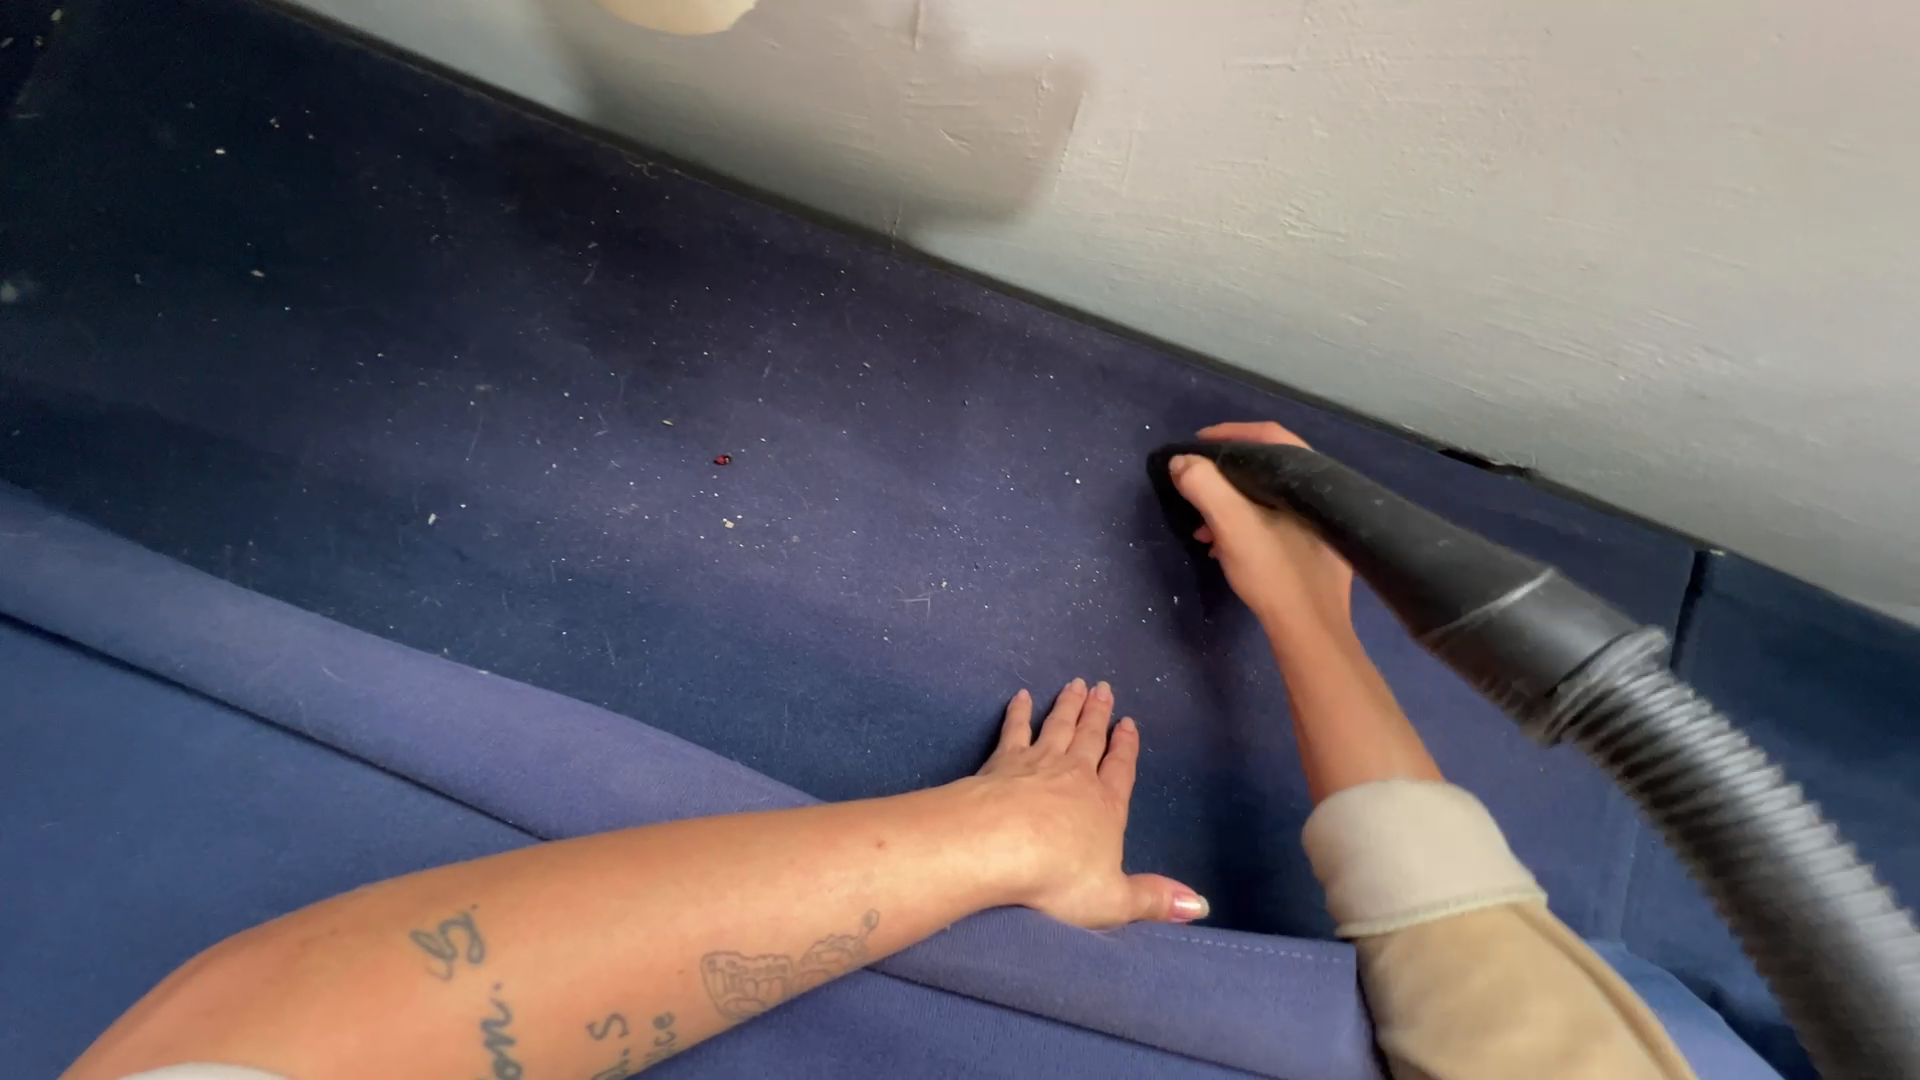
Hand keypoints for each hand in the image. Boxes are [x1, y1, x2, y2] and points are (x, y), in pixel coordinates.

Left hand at [967, 679, 1206, 928]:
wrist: (998, 844)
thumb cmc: (1058, 877)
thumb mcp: (1114, 900)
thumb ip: (1154, 900)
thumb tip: (1200, 906)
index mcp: (1106, 807)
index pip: (1121, 770)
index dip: (1126, 747)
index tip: (1128, 723)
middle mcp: (1075, 776)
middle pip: (1090, 738)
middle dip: (1098, 714)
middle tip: (1102, 688)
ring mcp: (1038, 762)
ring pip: (1058, 726)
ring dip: (1068, 705)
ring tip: (1075, 684)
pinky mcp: (1003, 759)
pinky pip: (1015, 728)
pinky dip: (1019, 711)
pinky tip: (1020, 696)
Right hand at [1168, 421, 1354, 633]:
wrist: (1310, 629)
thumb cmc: (1273, 571)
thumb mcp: (1230, 525)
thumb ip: (1204, 486)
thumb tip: (1180, 461)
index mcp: (1305, 479)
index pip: (1269, 435)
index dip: (1230, 432)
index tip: (1196, 442)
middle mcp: (1317, 495)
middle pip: (1266, 468)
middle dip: (1224, 475)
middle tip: (1194, 483)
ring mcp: (1319, 524)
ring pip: (1267, 498)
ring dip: (1229, 505)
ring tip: (1201, 526)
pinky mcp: (1315, 549)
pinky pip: (1274, 521)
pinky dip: (1244, 524)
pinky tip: (1222, 547)